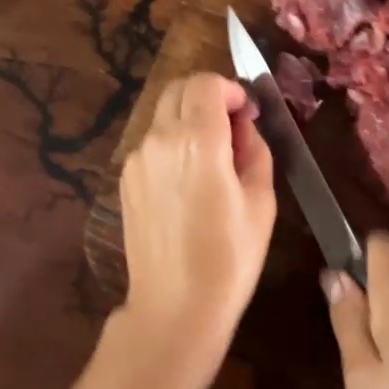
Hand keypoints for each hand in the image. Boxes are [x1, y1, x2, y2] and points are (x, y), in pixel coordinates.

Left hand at [118, 73, 276, 350]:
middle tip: (231, 126)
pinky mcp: (126, 178)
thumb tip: (244, 124)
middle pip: (179, 89)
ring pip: (163, 115)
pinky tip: (187, 182)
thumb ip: (255, 148)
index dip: (231, 89)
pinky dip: (171, 144)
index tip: (247, 112)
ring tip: (211, 158)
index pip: (206, 82)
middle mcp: (160, 138)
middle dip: (207, 96)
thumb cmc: (229, 258)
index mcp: (197, 139)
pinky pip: (152, 144)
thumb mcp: (261, 201)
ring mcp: (137, 157)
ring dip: (188, 119)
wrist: (174, 306)